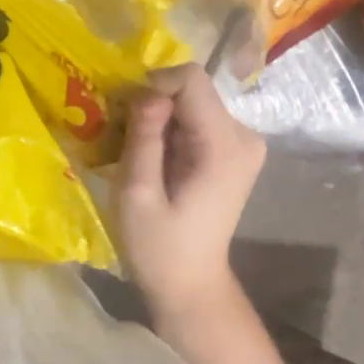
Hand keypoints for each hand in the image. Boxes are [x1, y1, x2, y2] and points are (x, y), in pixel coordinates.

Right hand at [116, 64, 266, 314]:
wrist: (189, 283)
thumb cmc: (158, 246)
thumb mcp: (137, 194)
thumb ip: (144, 139)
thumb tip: (145, 91)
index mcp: (225, 145)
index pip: (190, 79)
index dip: (150, 88)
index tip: (123, 119)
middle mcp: (243, 135)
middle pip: (191, 91)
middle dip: (150, 107)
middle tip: (120, 141)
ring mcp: (241, 143)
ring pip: (189, 104)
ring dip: (155, 121)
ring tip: (132, 156)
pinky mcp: (231, 151)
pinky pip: (193, 122)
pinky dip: (166, 133)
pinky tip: (151, 162)